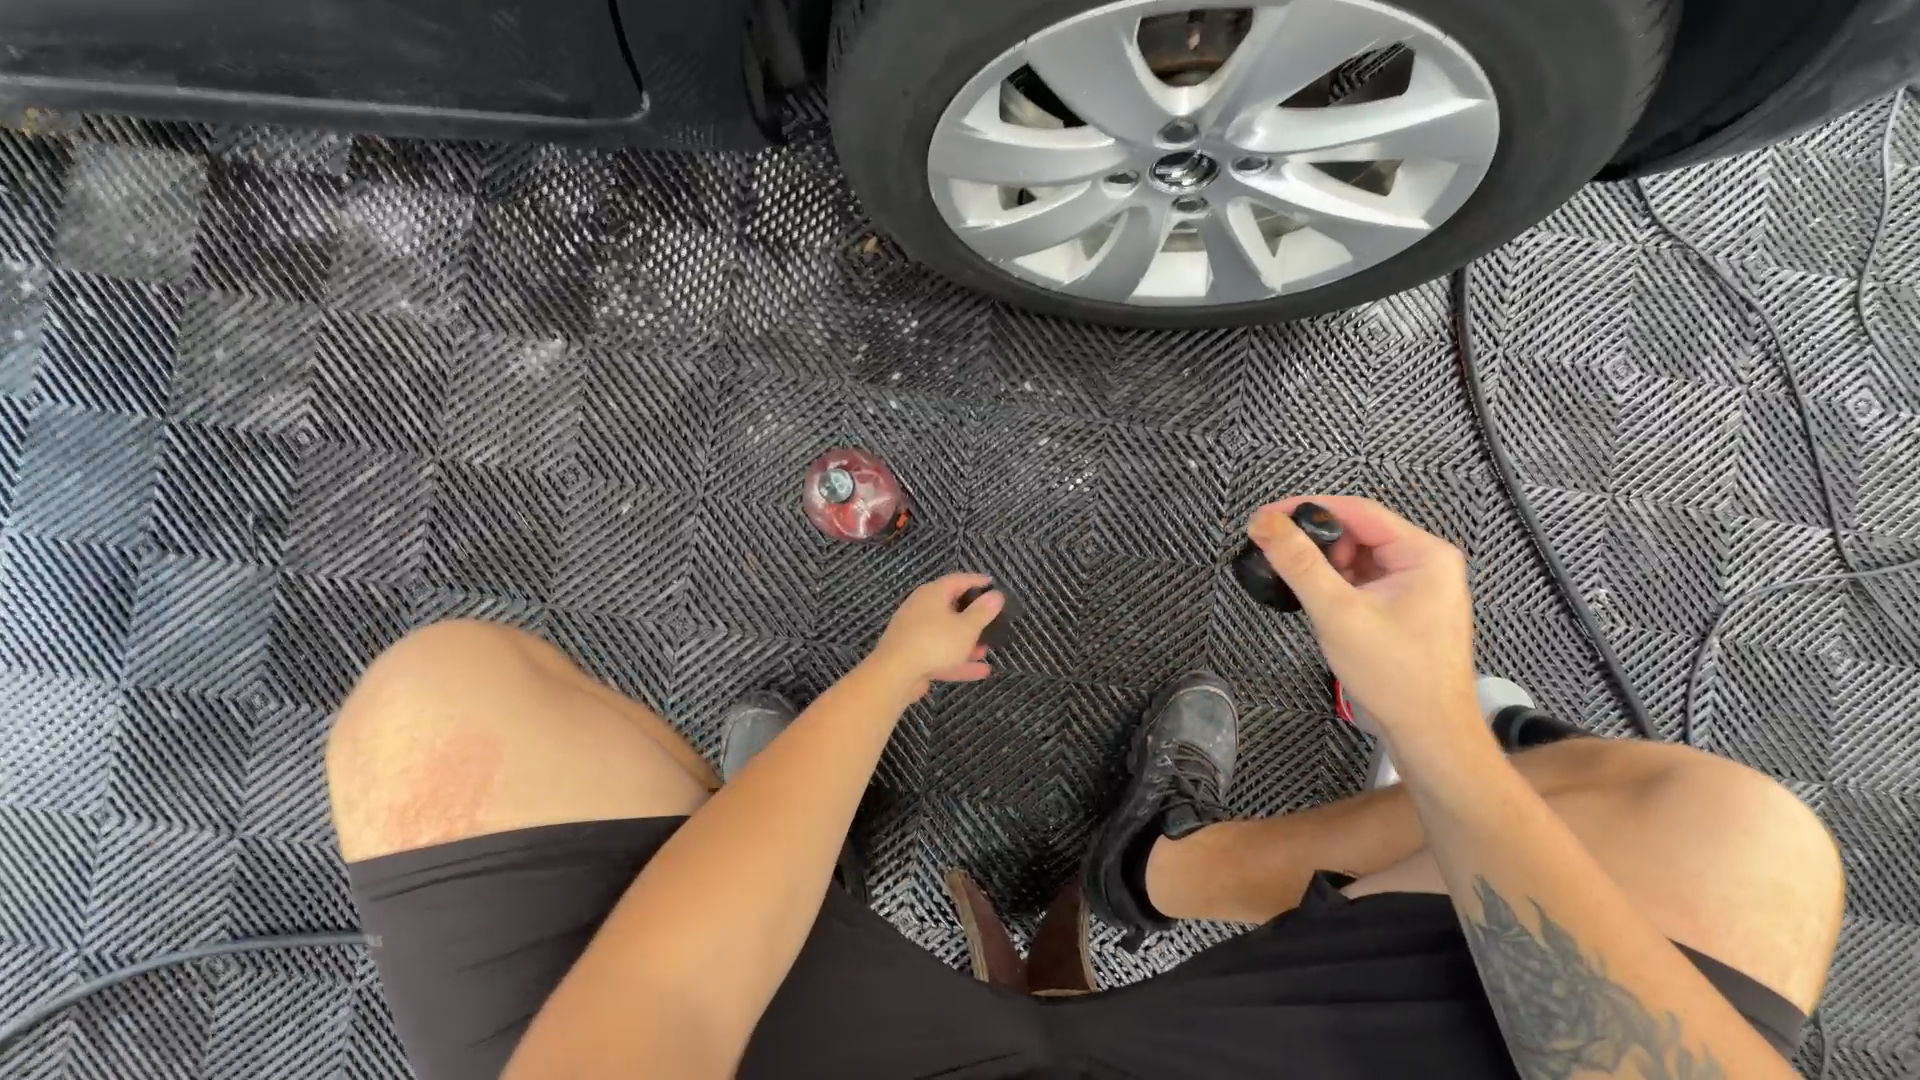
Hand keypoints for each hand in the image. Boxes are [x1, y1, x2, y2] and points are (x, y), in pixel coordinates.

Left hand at [865, 573, 1003, 698]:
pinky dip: (958, 660)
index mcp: (932, 594)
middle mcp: (921, 609)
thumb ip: (983, 611)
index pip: (958, 580)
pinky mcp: (912, 655)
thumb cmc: (934, 643)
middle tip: (991, 619)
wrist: (894, 674)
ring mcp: (914, 633)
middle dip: (972, 616)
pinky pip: (940, 654)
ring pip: (945, 634)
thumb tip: (996, 595)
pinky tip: (981, 671)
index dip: (977, 581)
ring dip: (966, 642)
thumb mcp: (966, 627)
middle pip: (950, 608)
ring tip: (986, 649)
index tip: (992, 584)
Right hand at [1248, 496, 1476, 735]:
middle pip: (1357, 532)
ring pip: (1357, 558)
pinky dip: (1337, 586)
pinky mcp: (1405, 607)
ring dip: (1325, 567)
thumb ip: (1298, 563)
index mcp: (1424, 553)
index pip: (1357, 510)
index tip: (1267, 517)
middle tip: (1279, 557)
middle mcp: (1426, 563)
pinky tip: (1320, 604)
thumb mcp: (1337, 611)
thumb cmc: (1396, 675)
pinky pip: (1363, 581)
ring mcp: (1417, 586)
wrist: (1429, 732)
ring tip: (1302, 589)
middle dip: (1315, 543)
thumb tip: (1266, 523)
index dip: (1308, 509)